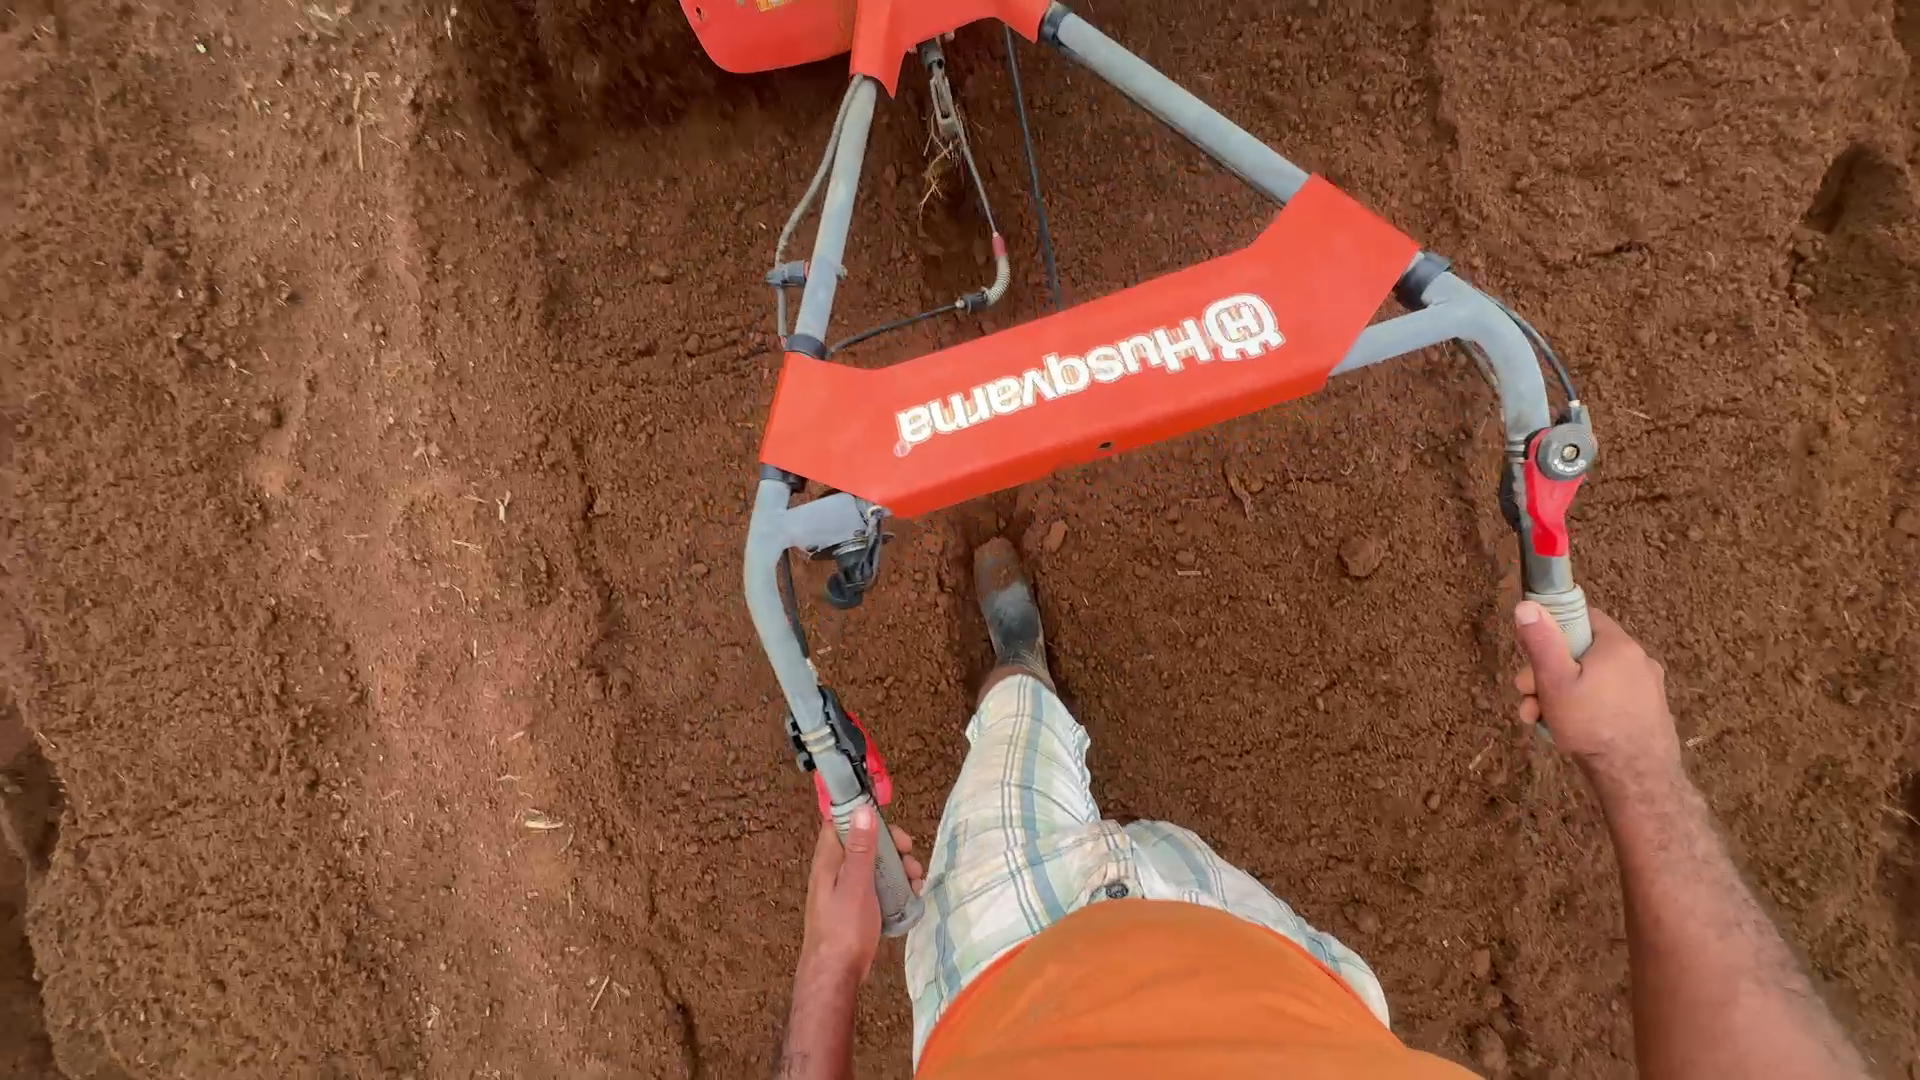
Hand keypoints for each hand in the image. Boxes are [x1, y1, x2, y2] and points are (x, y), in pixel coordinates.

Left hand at [798, 806, 924, 981]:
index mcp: (829, 860)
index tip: (887, 823)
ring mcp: (844, 890)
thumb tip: (863, 809)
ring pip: (873, 866)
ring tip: (916, 879)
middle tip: (909, 855)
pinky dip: (892, 886)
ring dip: (896, 867)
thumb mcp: (857, 884)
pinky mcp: (854, 908)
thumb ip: (861, 848)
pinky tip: (911, 895)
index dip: (863, 816)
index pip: (840, 822)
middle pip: (863, 844)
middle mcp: (834, 871)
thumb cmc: (844, 928)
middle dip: (889, 846)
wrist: (834, 978)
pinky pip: (875, 887)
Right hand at [1513, 601, 1682, 786]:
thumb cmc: (1591, 722)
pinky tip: (1566, 728)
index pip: (1582, 616)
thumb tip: (1527, 605)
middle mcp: (1638, 660)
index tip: (1533, 652)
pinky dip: (1583, 706)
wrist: (1636, 776)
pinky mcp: (1647, 710)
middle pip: (1580, 652)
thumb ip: (1541, 641)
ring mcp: (1646, 687)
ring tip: (1539, 718)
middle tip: (1527, 695)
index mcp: (1618, 646)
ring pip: (1590, 678)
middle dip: (1546, 673)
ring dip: (1558, 693)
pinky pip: (1605, 697)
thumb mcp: (1554, 679)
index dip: (1553, 629)